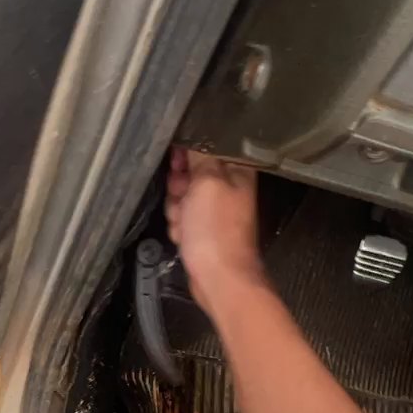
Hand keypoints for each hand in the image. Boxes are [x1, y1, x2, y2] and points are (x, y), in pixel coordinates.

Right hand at [164, 146, 264, 310]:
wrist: (219, 277)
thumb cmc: (218, 233)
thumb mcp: (207, 182)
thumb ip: (200, 155)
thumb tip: (194, 135)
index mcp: (236, 169)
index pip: (206, 145)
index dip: (187, 153)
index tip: (178, 162)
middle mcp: (227, 187)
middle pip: (189, 171)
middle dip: (178, 186)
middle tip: (183, 197)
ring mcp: (215, 209)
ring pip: (181, 196)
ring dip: (176, 209)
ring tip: (186, 222)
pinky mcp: (204, 228)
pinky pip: (181, 217)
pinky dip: (179, 226)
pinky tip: (185, 235)